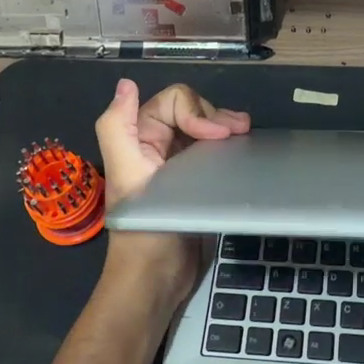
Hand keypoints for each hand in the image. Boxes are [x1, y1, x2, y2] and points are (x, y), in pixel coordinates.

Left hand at [93, 78, 250, 298]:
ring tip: (246, 133)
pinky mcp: (199, 184)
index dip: (196, 111)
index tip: (216, 135)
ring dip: (226, 125)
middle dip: (215, 115)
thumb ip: (118, 127)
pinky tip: (244, 149)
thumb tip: (126, 84)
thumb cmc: (145, 230)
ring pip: (206, 129)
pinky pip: (215, 153)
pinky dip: (230, 146)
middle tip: (241, 130)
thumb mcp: (127, 175)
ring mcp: (180, 166)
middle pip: (192, 110)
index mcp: (139, 140)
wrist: (159, 279)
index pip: (173, 102)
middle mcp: (159, 147)